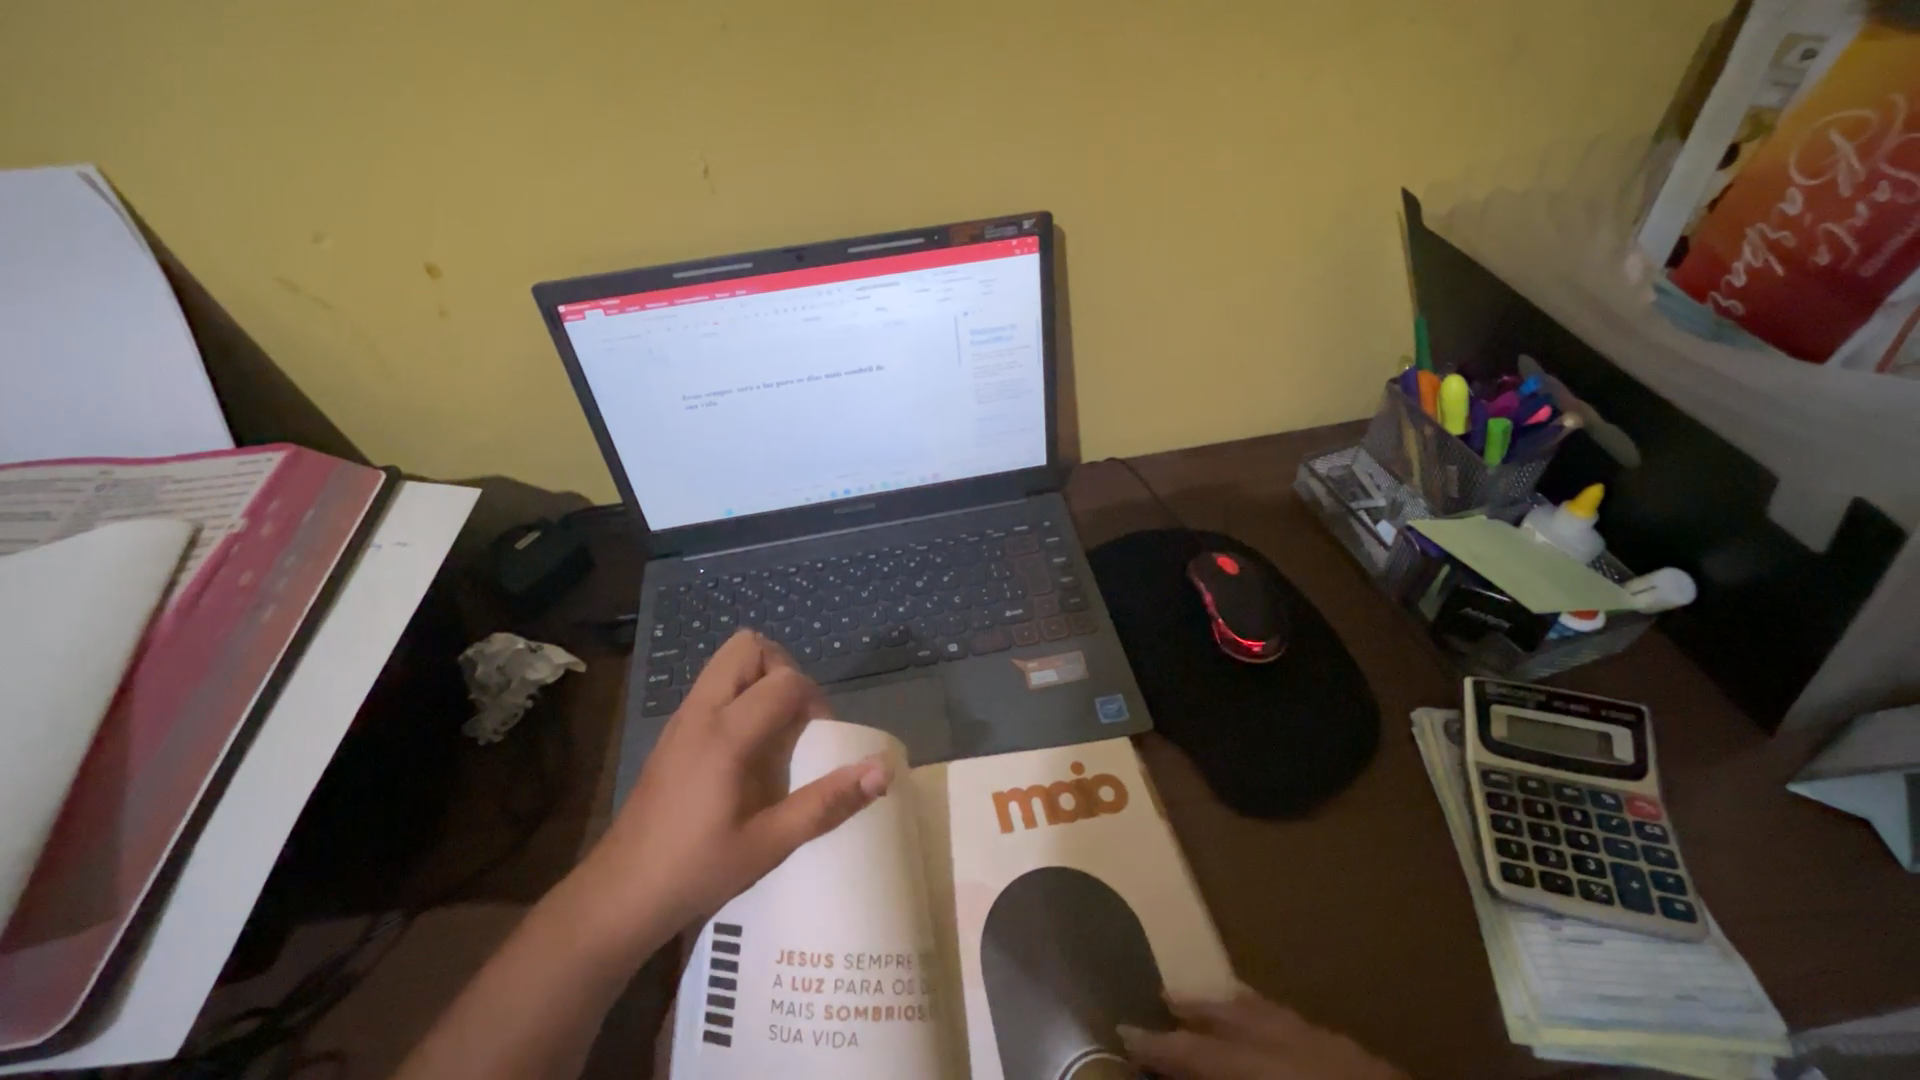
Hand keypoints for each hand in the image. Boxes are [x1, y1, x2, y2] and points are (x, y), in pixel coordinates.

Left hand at [572, 630, 891, 939]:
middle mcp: (700, 712)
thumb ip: (828, 803)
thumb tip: (883, 770)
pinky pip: (713, 687)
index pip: (785, 681)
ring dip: (760, 679)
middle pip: (748, 646)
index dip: (815, 701)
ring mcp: (681, 719)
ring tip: (776, 732)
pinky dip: (739, 696)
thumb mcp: (770, 843)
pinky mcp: (672, 732)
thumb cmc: (697, 871)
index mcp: (725, 735)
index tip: (819, 742)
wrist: (621, 893)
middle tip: (797, 719)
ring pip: (726, 661)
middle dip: (783, 669)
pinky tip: (748, 750)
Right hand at [1118, 987, 1407, 1079]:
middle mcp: (1296, 1049)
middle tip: (1159, 997)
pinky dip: (1271, 1015)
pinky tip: (1268, 1019)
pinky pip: (1300, 1021)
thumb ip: (1226, 1068)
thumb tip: (1188, 1065)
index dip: (1161, 1044)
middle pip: (1234, 1020)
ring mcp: (1333, 1046)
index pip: (1202, 1055)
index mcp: (1269, 1070)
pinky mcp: (1360, 1053)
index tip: (1124, 1030)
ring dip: (1230, 1006)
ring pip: (1269, 1013)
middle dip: (1193, 1010)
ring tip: (1205, 998)